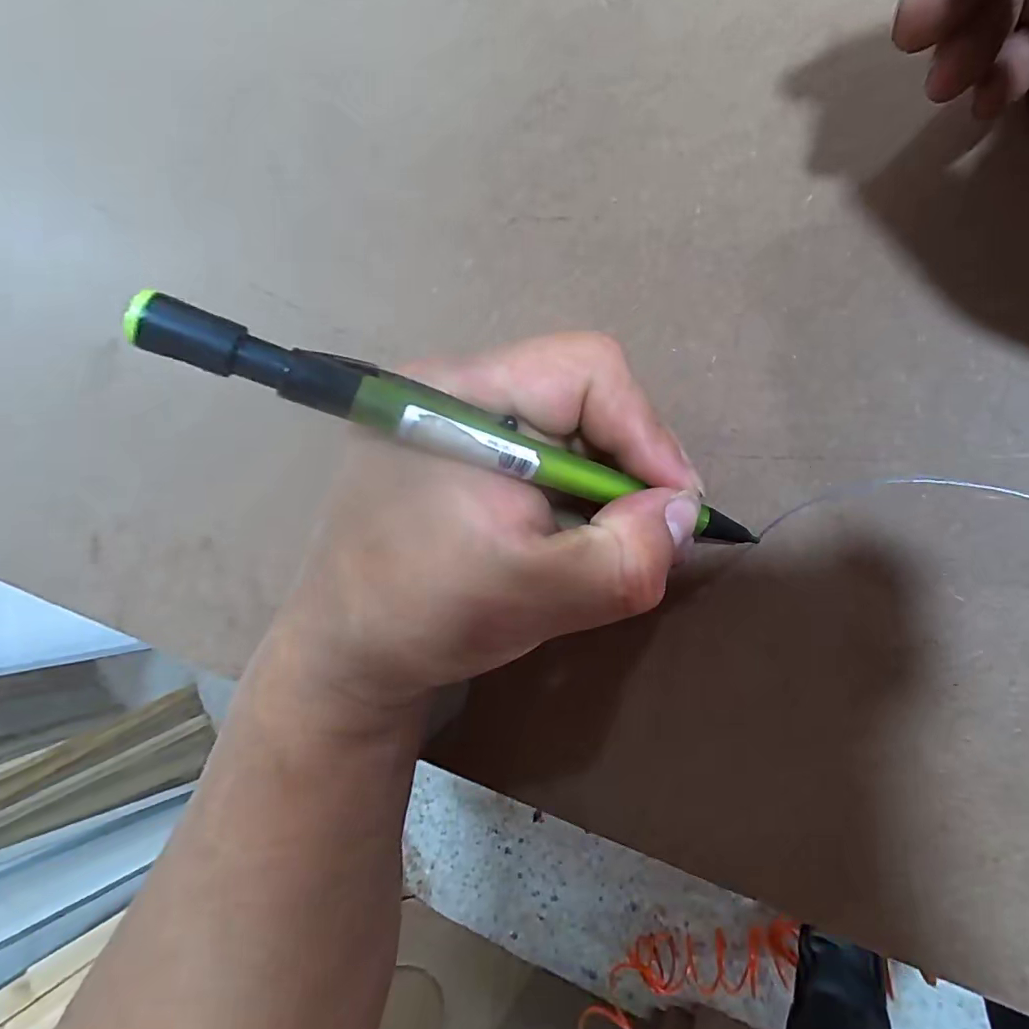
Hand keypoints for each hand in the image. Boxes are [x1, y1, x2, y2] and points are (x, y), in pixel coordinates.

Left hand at [248, 332, 704, 729]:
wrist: (344, 657)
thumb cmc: (425, 620)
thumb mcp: (539, 597)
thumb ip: (626, 557)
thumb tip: (684, 511)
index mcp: (457, 397)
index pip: (586, 371)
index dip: (645, 431)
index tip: (675, 503)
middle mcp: (452, 388)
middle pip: (582, 393)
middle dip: (630, 462)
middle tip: (651, 525)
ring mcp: (452, 417)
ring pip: (569, 423)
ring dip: (606, 479)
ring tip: (610, 535)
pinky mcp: (458, 449)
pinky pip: (545, 448)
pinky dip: (577, 489)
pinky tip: (571, 531)